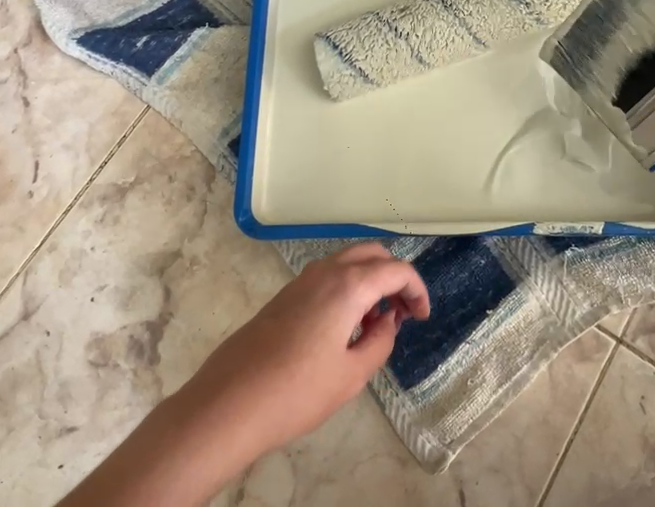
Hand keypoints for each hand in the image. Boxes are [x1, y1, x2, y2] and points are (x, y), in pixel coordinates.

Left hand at [178, 242, 430, 457]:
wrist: (231, 401)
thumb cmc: (297, 391)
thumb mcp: (352, 375)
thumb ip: (379, 342)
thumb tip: (388, 322)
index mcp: (349, 285)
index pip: (397, 270)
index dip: (417, 289)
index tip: (423, 317)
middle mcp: (326, 271)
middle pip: (373, 253)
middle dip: (395, 275)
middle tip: (404, 312)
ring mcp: (302, 279)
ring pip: (348, 260)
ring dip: (370, 280)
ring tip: (375, 323)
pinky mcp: (286, 294)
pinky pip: (328, 275)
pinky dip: (348, 286)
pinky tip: (345, 326)